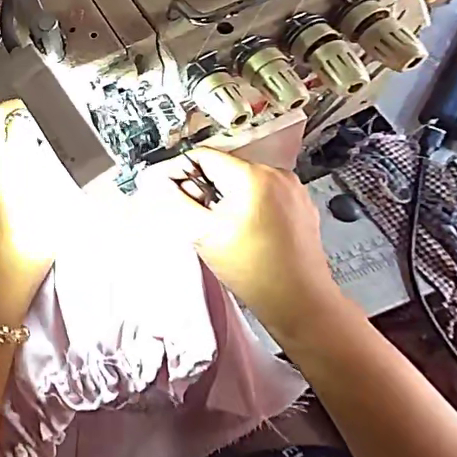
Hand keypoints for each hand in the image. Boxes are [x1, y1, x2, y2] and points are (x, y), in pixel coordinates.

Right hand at [136, 147, 354, 339]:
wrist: (298, 301)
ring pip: (241, 182)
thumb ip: (176, 201)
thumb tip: (157, 182)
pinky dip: (245, 207)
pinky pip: (261, 195)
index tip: (164, 185)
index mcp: (253, 176)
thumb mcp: (203, 233)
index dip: (178, 170)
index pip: (203, 156)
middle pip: (223, 167)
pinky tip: (241, 233)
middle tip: (192, 215)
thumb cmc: (257, 273)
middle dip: (202, 188)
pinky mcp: (298, 205)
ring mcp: (291, 190)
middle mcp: (277, 175)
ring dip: (223, 198)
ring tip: (220, 229)